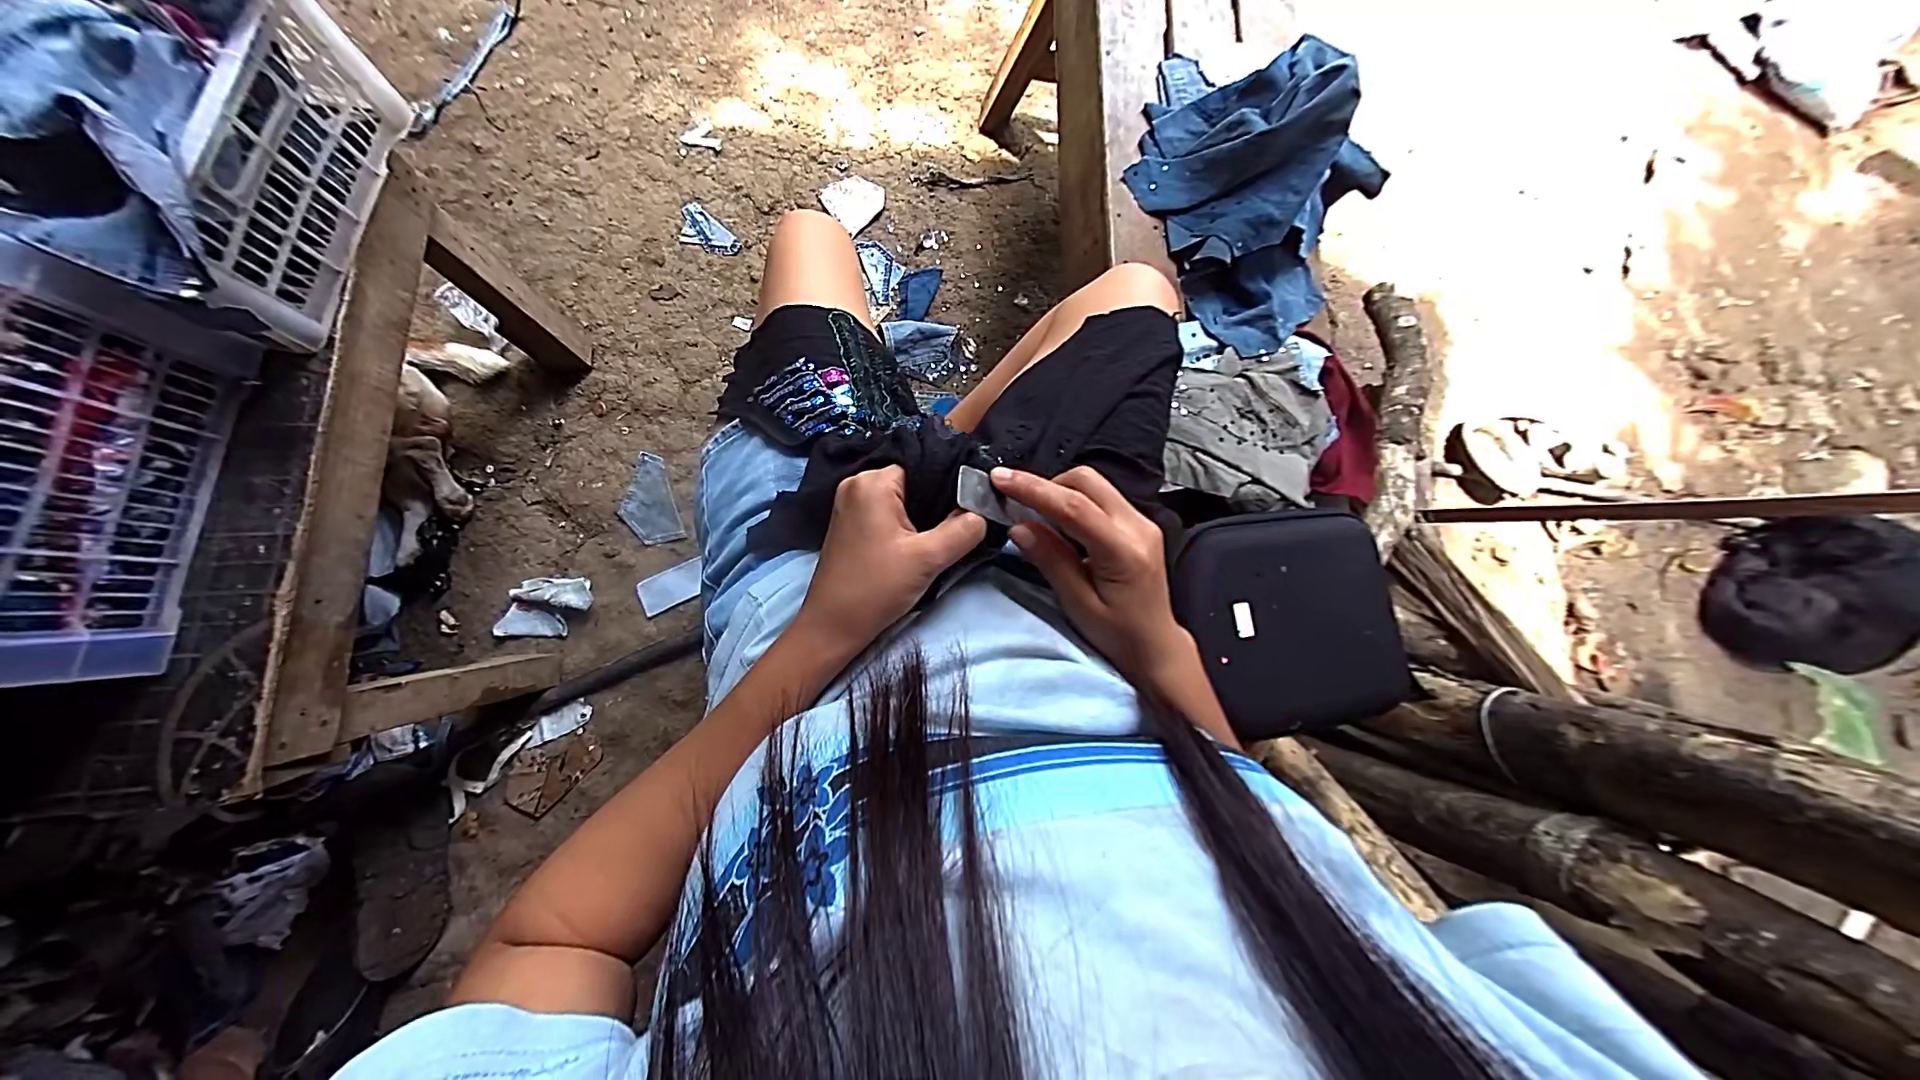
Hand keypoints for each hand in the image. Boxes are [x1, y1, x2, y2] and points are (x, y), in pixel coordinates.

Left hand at [794, 465, 986, 655]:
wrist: (833, 626)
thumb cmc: (876, 588)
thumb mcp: (929, 559)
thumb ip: (963, 529)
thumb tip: (983, 511)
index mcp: (872, 482)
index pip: (925, 466)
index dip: (951, 485)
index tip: (973, 506)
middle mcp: (857, 484)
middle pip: (914, 482)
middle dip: (939, 502)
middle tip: (962, 525)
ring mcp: (850, 504)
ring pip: (903, 499)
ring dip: (924, 517)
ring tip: (944, 537)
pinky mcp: (851, 524)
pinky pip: (888, 513)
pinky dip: (907, 526)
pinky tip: (921, 545)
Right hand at [990, 466, 1192, 684]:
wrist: (1156, 647)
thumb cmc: (1120, 635)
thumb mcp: (1078, 604)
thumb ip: (1051, 561)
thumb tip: (1020, 527)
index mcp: (1124, 552)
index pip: (1074, 507)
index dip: (1033, 489)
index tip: (1001, 480)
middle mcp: (1139, 528)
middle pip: (1086, 482)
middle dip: (1046, 485)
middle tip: (1015, 502)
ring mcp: (1142, 523)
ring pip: (1094, 485)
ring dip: (1059, 492)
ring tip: (1033, 514)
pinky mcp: (1138, 524)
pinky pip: (1101, 498)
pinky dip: (1073, 501)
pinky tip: (1057, 523)